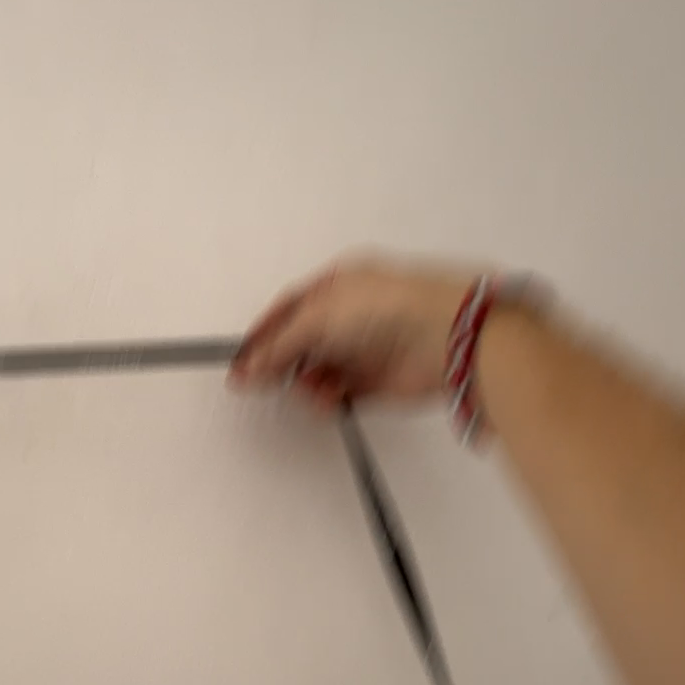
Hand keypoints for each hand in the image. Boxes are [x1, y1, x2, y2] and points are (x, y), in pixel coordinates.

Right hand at [230, 255, 487, 408]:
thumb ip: (277, 347)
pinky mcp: (375, 380)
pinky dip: (327, 399)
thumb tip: (248, 369)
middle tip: (263, 380)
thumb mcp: (316, 318)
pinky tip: (328, 398)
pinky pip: (337, 394)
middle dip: (281, 364)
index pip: (287, 312)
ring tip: (309, 387)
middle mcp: (349, 316)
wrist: (443, 336)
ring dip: (306, 384)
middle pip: (299, 345)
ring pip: (316, 373)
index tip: (242, 362)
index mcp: (336, 286)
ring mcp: (363, 348)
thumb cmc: (389, 307)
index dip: (262, 337)